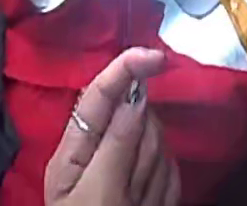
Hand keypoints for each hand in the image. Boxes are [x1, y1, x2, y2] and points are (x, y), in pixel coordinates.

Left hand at [45, 48, 177, 205]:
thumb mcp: (95, 194)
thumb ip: (116, 144)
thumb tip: (137, 94)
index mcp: (76, 149)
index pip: (100, 92)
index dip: (127, 66)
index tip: (157, 56)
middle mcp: (99, 152)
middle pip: (137, 117)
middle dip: (144, 147)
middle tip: (131, 189)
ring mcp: (124, 171)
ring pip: (158, 143)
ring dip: (153, 175)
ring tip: (137, 205)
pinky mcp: (148, 189)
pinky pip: (170, 171)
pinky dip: (164, 191)